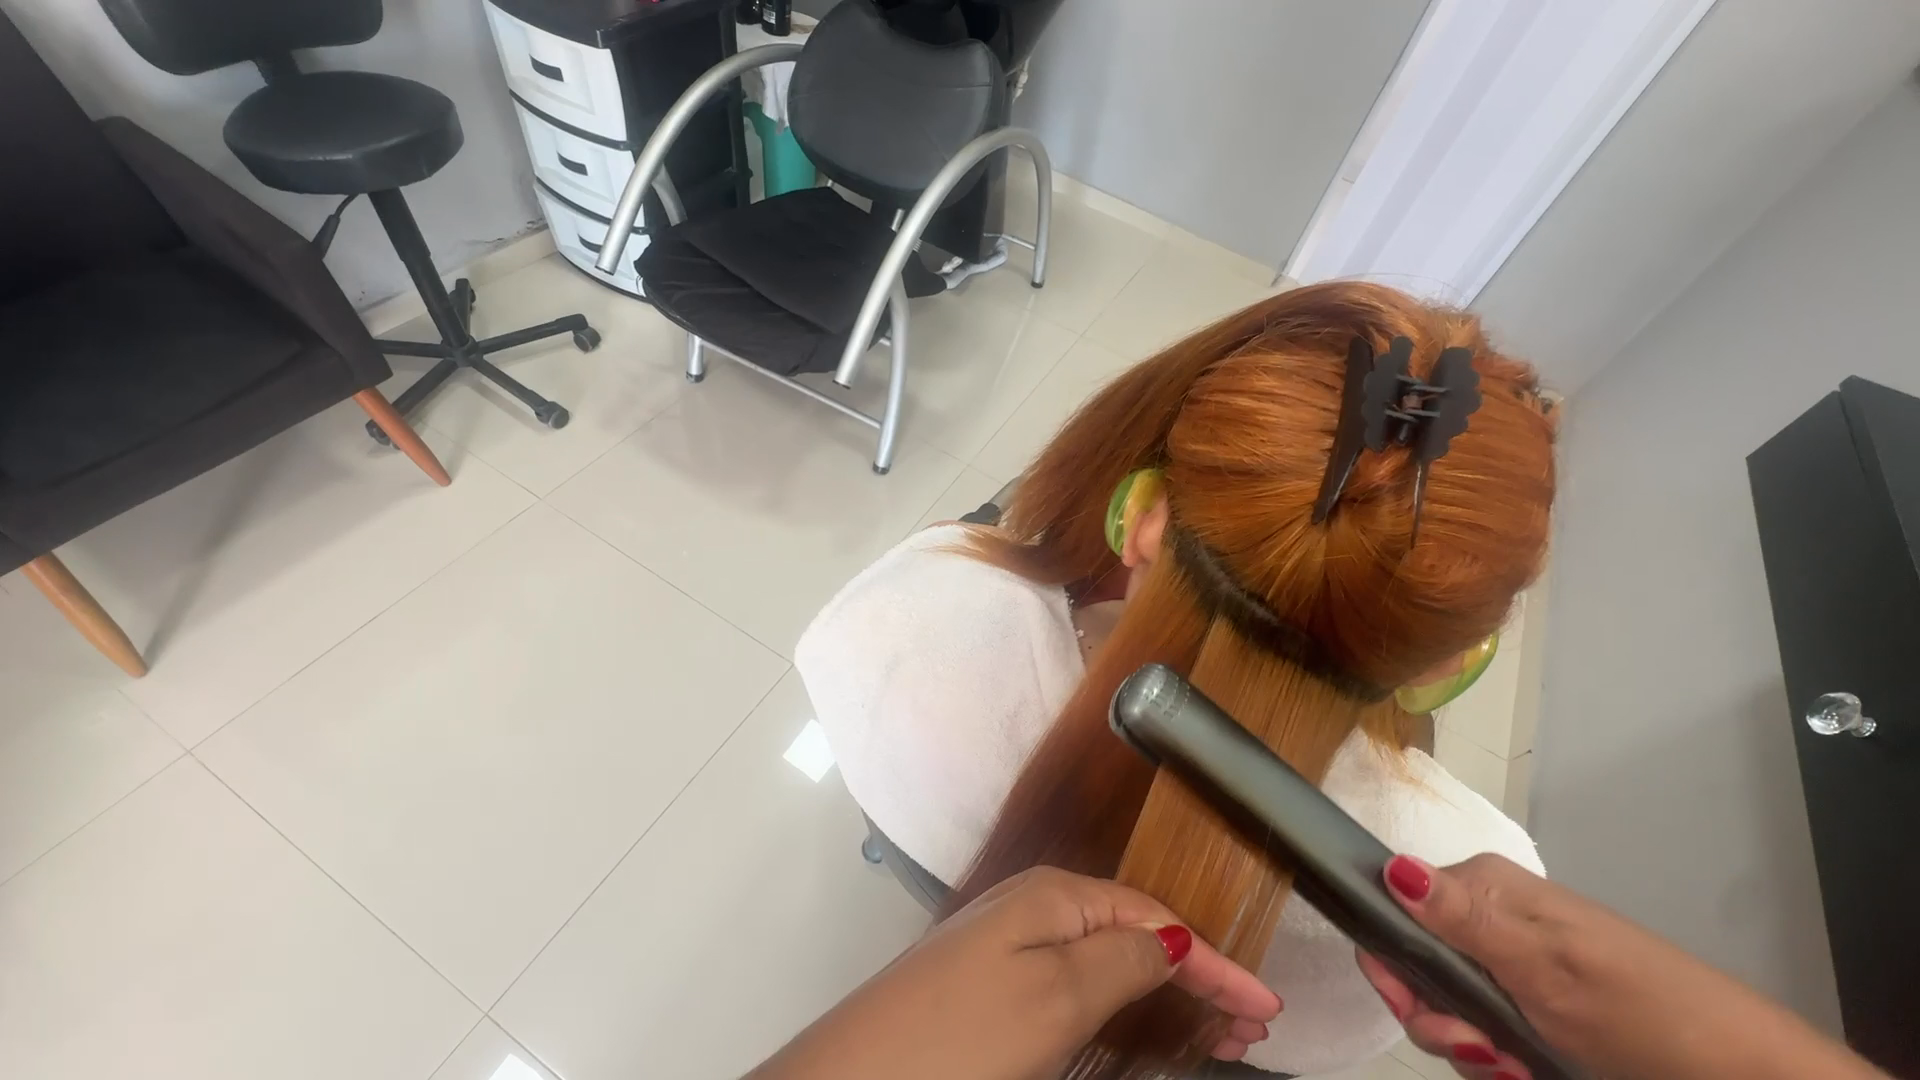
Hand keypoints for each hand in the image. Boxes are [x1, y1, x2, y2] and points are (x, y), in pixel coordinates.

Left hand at [748, 866, 1282, 1079]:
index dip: (1213, 960)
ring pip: (1107, 960)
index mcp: (1052, 896)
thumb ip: (1121, 958)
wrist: (857, 1076)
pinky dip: (1119, 1002)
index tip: (1267, 1007)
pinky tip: (1138, 1021)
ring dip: (1163, 989)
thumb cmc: (963, 1034)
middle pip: (1133, 933)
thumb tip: (1173, 937)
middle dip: (1194, 974)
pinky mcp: (995, 986)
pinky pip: (1076, 982)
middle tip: (1248, 1026)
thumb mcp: (1055, 994)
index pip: (1152, 917)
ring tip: (1213, 1030)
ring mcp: (1010, 946)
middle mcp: (1032, 909)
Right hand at [1356, 854, 1884, 1079]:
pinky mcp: (1529, 1011)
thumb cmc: (1638, 1007)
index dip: (1392, 962)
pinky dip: (1494, 1063)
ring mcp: (1508, 969)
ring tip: (1516, 1071)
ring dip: (1468, 1049)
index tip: (1418, 1006)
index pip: (1393, 908)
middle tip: (1481, 1050)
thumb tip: (1391, 866)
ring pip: (1443, 1009)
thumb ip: (1463, 919)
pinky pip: (1479, 1034)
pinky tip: (1525, 1074)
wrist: (1740, 1073)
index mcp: (1483, 892)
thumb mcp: (1545, 964)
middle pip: (1413, 967)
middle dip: (1436, 1019)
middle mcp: (1485, 922)